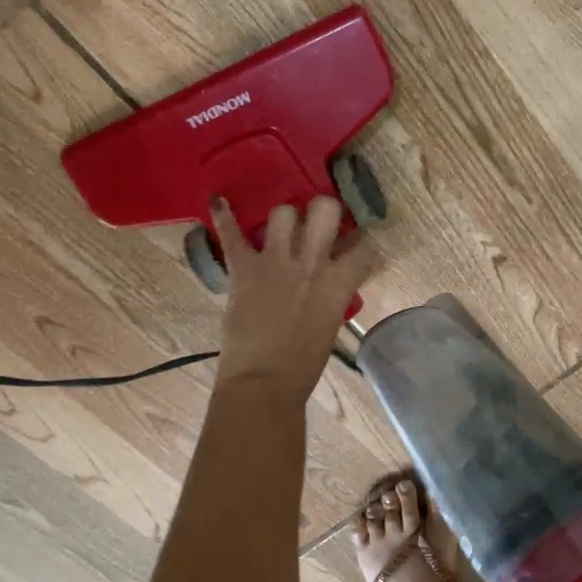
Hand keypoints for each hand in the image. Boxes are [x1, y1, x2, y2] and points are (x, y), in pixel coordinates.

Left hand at [209, 196, 375, 400]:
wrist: (264, 381)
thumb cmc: (304, 364)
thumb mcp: (331, 323)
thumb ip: (334, 294)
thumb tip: (333, 280)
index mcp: (340, 282)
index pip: (364, 247)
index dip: (363, 243)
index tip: (358, 246)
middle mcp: (312, 261)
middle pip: (325, 209)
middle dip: (325, 211)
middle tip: (319, 224)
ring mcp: (275, 261)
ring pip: (283, 212)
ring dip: (285, 218)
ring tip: (282, 229)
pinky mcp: (243, 268)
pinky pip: (231, 233)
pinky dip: (222, 216)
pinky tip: (217, 200)